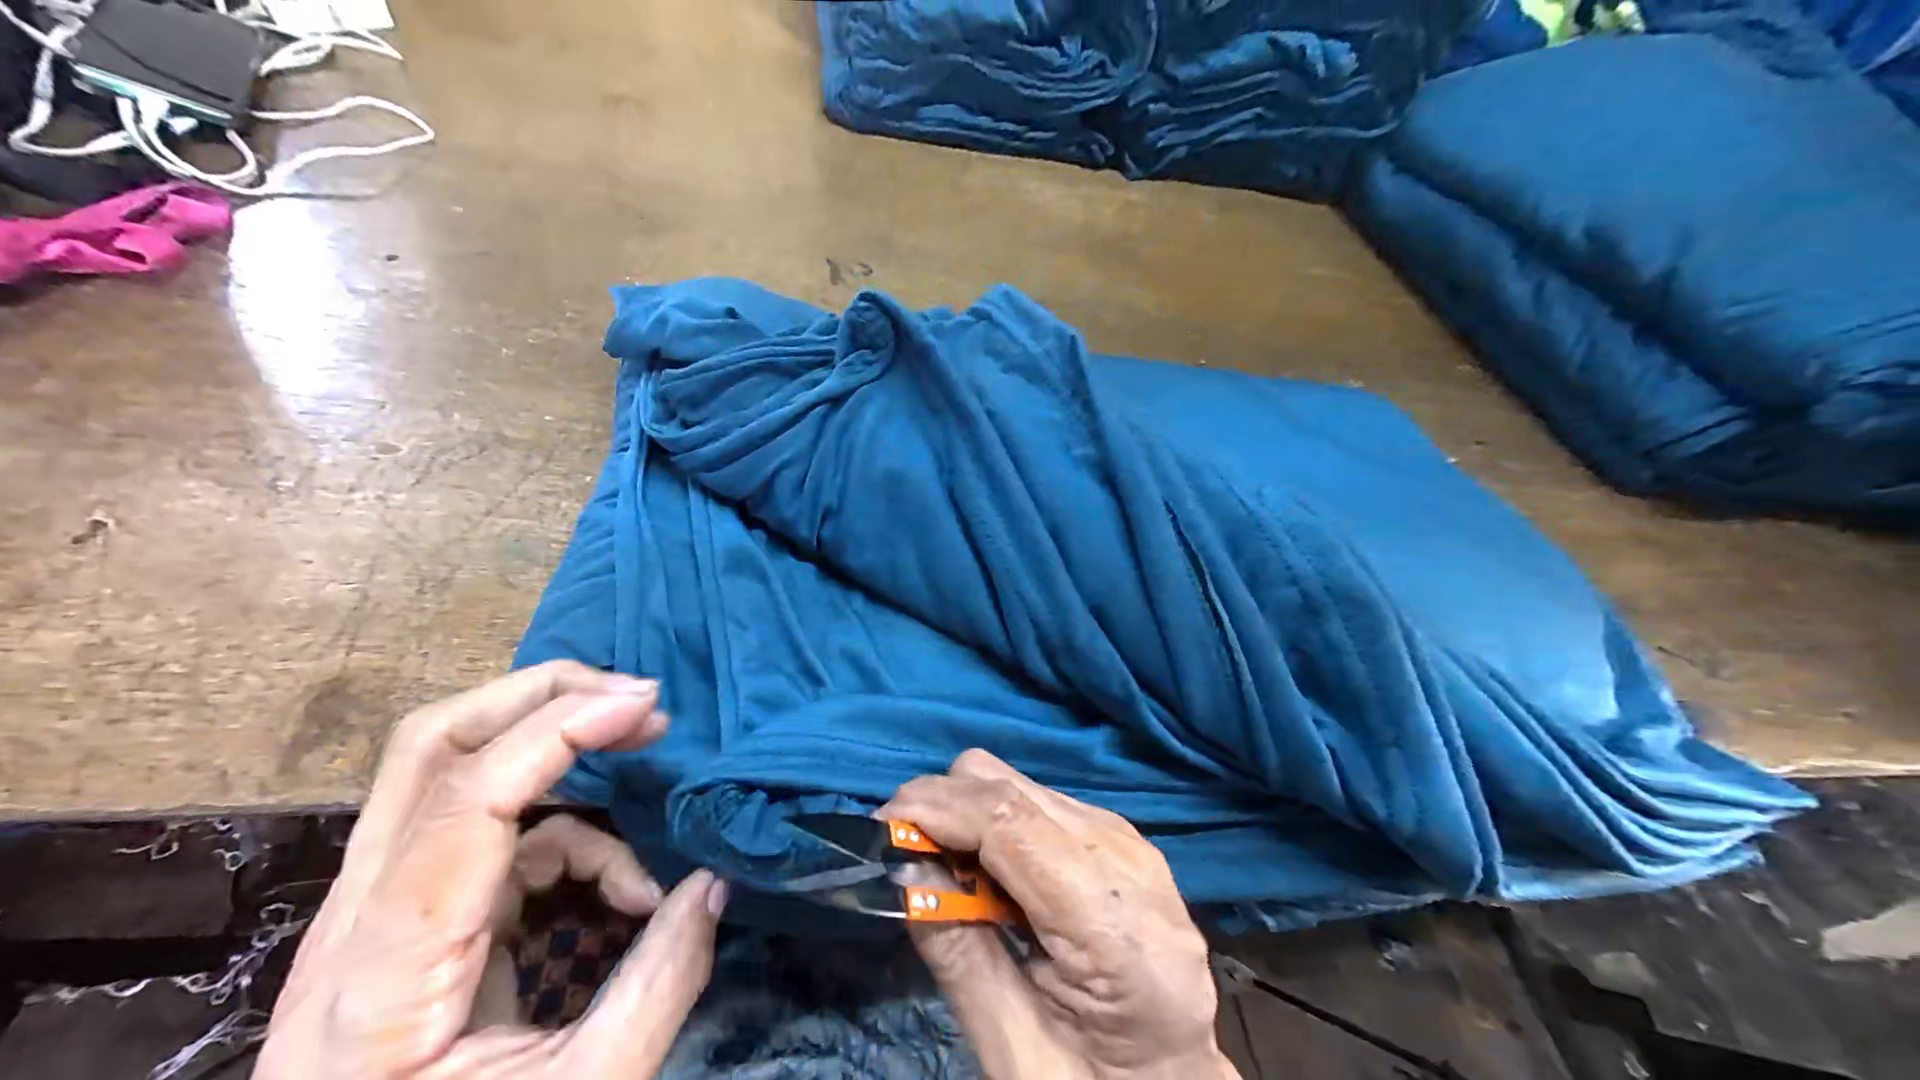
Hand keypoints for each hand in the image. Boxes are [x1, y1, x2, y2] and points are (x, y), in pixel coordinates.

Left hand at [257, 661, 728, 1079]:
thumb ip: (660, 985)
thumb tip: (716, 883)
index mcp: (385, 967)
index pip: (467, 796)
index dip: (561, 731)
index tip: (647, 707)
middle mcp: (361, 917)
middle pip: (432, 744)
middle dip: (543, 695)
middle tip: (636, 697)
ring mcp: (383, 910)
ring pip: (458, 768)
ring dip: (563, 749)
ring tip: (649, 757)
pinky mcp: (418, 915)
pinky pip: (501, 828)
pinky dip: (577, 831)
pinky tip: (628, 887)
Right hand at [881, 750, 1239, 1079]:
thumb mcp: (1014, 1049)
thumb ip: (957, 952)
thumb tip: (903, 864)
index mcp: (1116, 928)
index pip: (1012, 824)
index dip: (938, 808)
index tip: (881, 825)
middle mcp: (1128, 861)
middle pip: (1012, 787)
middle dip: (944, 805)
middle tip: (906, 857)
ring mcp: (1128, 840)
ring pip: (1019, 782)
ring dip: (968, 813)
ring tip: (952, 876)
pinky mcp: (1117, 835)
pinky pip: (1037, 799)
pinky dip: (996, 822)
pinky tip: (994, 876)